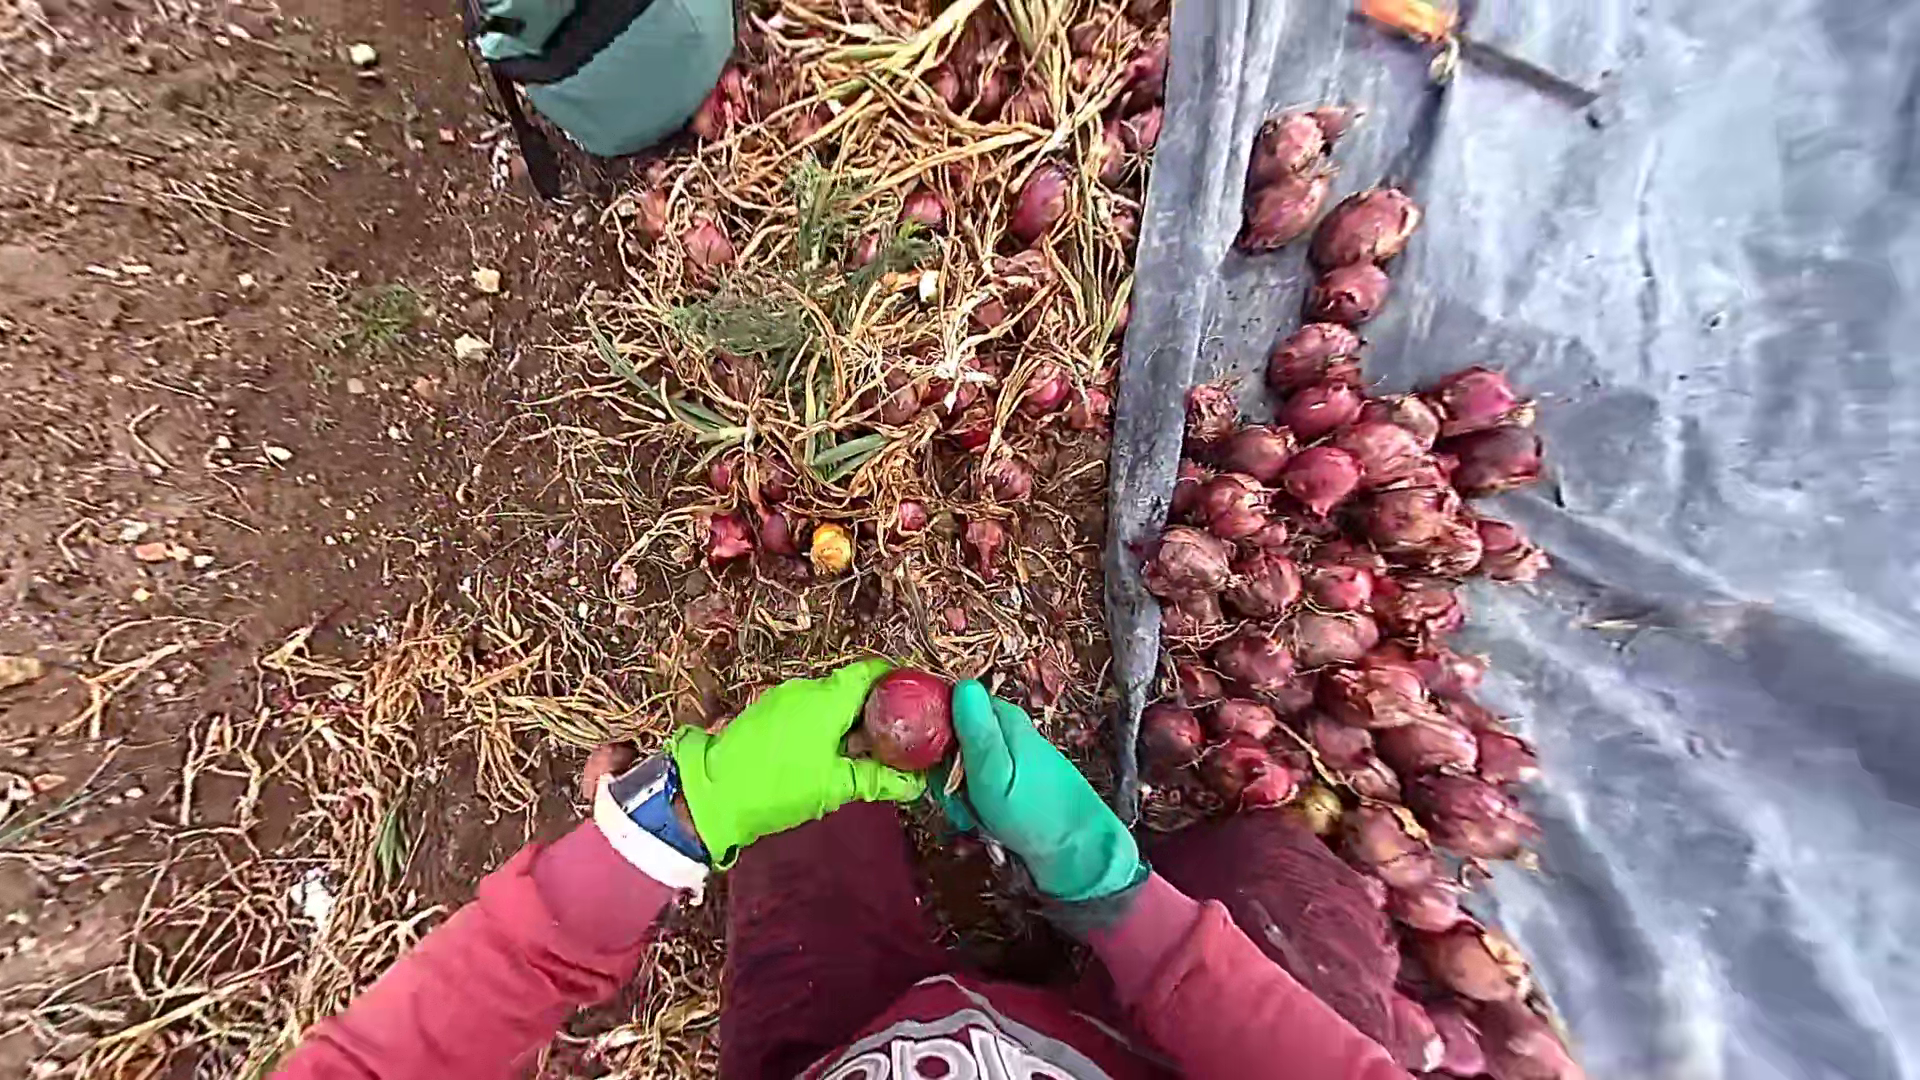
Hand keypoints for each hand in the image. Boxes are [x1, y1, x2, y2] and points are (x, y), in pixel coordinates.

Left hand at [672, 658, 925, 865]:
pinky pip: (807, 706)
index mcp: (829, 698)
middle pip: (853, 686)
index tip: (909, 703)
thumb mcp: (835, 787)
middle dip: (873, 709)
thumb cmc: (778, 787)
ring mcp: (784, 695)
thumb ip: (879, 780)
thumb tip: (915, 783)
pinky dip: (823, 721)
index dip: (895, 682)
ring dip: (846, 717)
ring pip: (829, 697)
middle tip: (888, 738)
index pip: (872, 670)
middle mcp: (808, 688)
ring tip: (855, 752)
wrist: (710, 794)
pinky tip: (823, 752)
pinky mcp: (767, 708)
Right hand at [942, 680, 1144, 903]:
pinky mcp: (1021, 777)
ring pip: (971, 760)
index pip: (957, 704)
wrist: (1079, 856)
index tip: (935, 762)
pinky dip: (980, 798)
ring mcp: (1018, 754)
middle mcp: (1012, 729)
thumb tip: (962, 684)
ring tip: (972, 814)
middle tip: (956, 798)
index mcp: (1006, 718)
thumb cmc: (1032, 814)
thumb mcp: (994, 772)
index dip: (940, 730)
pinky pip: (987, 778)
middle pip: (961, 734)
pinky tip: (986, 820)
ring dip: (963, 787)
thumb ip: (977, 730)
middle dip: (950, 766)